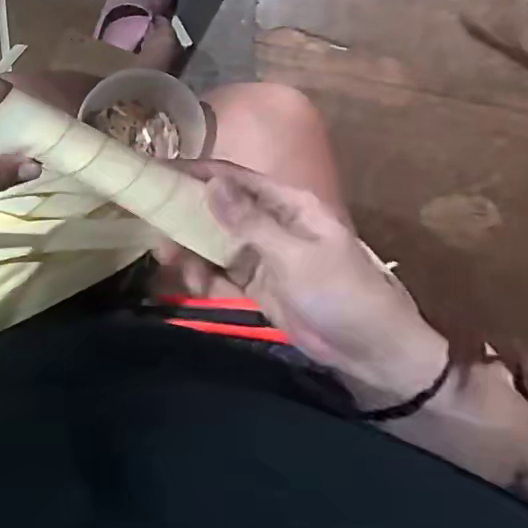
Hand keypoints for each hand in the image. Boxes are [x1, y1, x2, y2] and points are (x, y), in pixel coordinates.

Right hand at [160, 160, 449, 404]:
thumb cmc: (343, 296)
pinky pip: (216, 269)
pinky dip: (202, 276)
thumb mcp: (295, 257)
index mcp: (288, 204)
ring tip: (177, 269)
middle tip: (157, 236)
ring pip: (210, 240)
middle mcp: (270, 221)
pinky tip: (197, 287)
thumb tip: (210, 183)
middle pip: (214, 208)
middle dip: (183, 220)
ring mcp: (260, 251)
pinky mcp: (253, 280)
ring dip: (189, 252)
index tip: (154, 175)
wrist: (373, 354)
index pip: (233, 177)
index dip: (194, 173)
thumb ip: (249, 222)